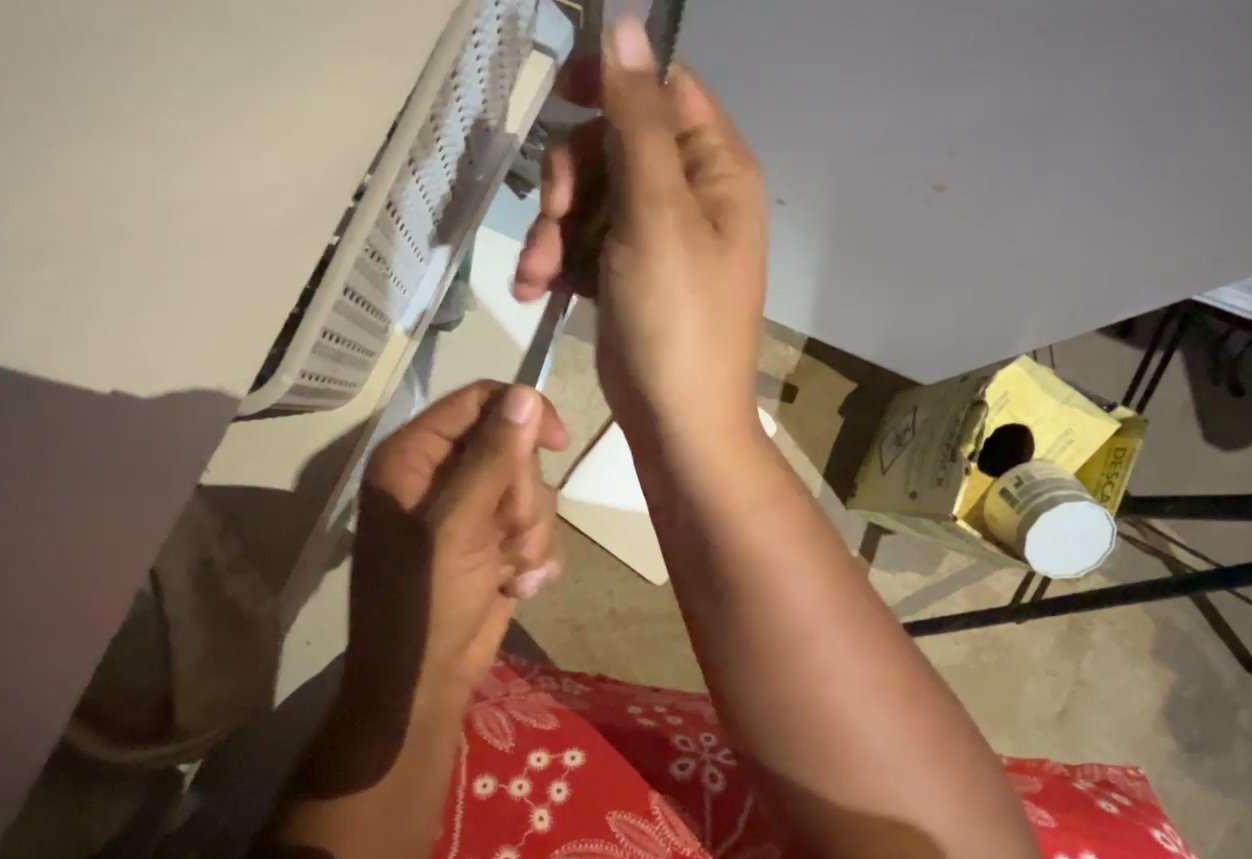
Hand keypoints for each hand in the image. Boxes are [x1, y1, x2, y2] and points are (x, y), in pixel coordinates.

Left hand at [343, 381, 568, 722]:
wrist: (426, 681)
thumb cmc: (425, 602)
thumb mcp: (455, 526)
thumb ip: (491, 460)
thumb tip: (523, 393)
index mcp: (414, 458)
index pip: (479, 403)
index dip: (522, 415)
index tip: (559, 442)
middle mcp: (442, 478)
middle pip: (515, 450)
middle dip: (523, 498)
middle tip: (505, 535)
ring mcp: (471, 515)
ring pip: (533, 494)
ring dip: (530, 535)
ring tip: (506, 569)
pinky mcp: (496, 546)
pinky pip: (538, 530)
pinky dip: (534, 559)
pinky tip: (515, 586)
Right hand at [512, 16, 768, 447]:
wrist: (678, 425)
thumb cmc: (677, 321)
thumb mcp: (658, 214)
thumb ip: (637, 121)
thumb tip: (626, 25)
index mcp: (716, 170)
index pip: (662, 91)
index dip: (610, 85)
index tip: (560, 99)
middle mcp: (690, 197)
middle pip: (612, 144)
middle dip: (570, 180)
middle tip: (556, 218)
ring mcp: (656, 241)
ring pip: (588, 198)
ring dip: (554, 229)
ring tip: (539, 274)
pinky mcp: (626, 278)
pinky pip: (583, 244)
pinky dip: (556, 262)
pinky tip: (536, 289)